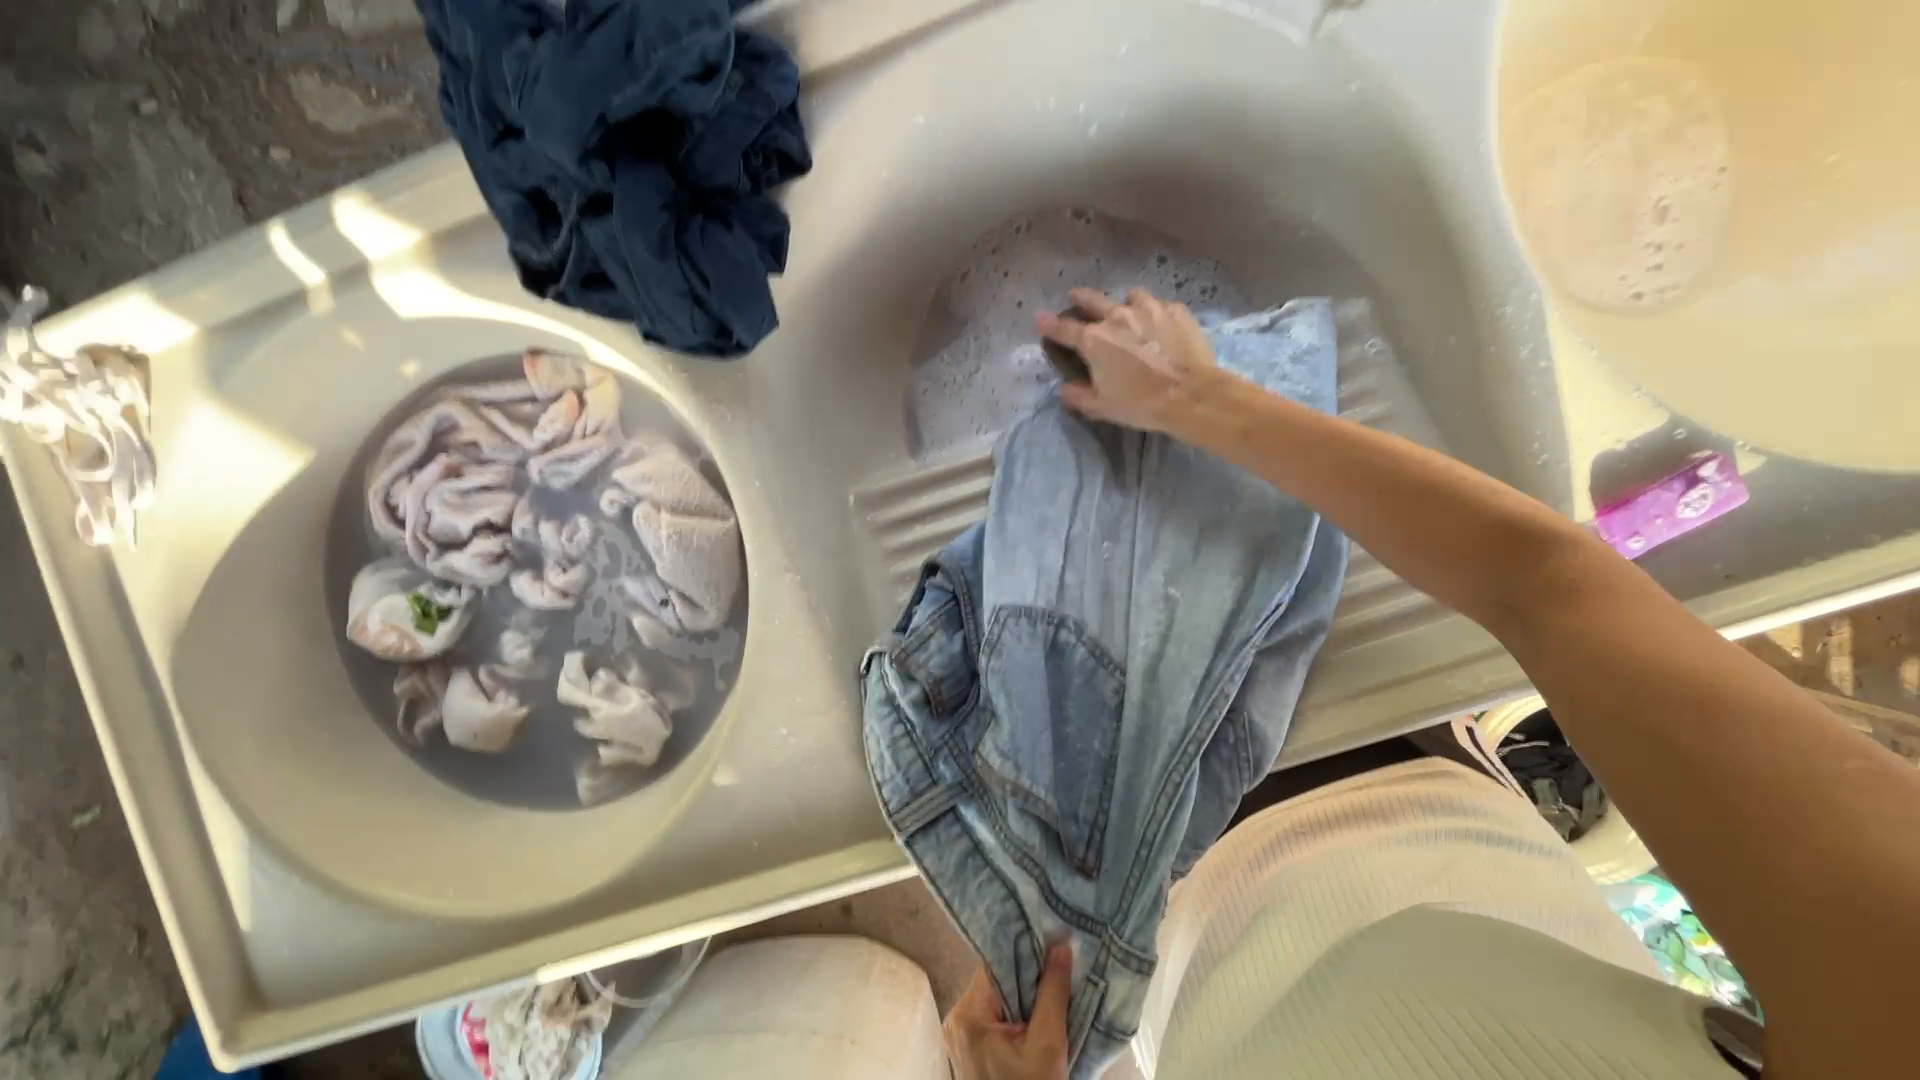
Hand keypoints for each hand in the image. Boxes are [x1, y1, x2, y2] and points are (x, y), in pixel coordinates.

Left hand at [945, 944, 1072, 1079]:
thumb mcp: (1048, 1044)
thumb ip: (1053, 992)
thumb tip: (1060, 945)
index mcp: (968, 1014)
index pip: (996, 964)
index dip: (1025, 951)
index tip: (1052, 942)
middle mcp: (957, 1018)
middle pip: (996, 979)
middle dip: (1028, 976)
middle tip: (1059, 968)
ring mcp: (961, 1034)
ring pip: (998, 997)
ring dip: (1026, 996)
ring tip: (1053, 990)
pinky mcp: (971, 1047)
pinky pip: (996, 1016)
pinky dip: (1018, 1013)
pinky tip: (1040, 1015)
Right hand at [1036, 287, 1220, 434]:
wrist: (1191, 395)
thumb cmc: (1141, 404)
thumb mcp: (1102, 407)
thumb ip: (1078, 396)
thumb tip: (1064, 388)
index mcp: (1094, 340)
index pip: (1063, 328)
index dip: (1049, 324)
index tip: (1040, 318)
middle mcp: (1117, 316)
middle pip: (1092, 299)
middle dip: (1080, 298)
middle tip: (1076, 298)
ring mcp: (1149, 308)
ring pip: (1130, 297)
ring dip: (1125, 304)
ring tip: (1129, 314)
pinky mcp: (1176, 310)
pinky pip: (1160, 305)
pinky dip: (1155, 313)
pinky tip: (1161, 327)